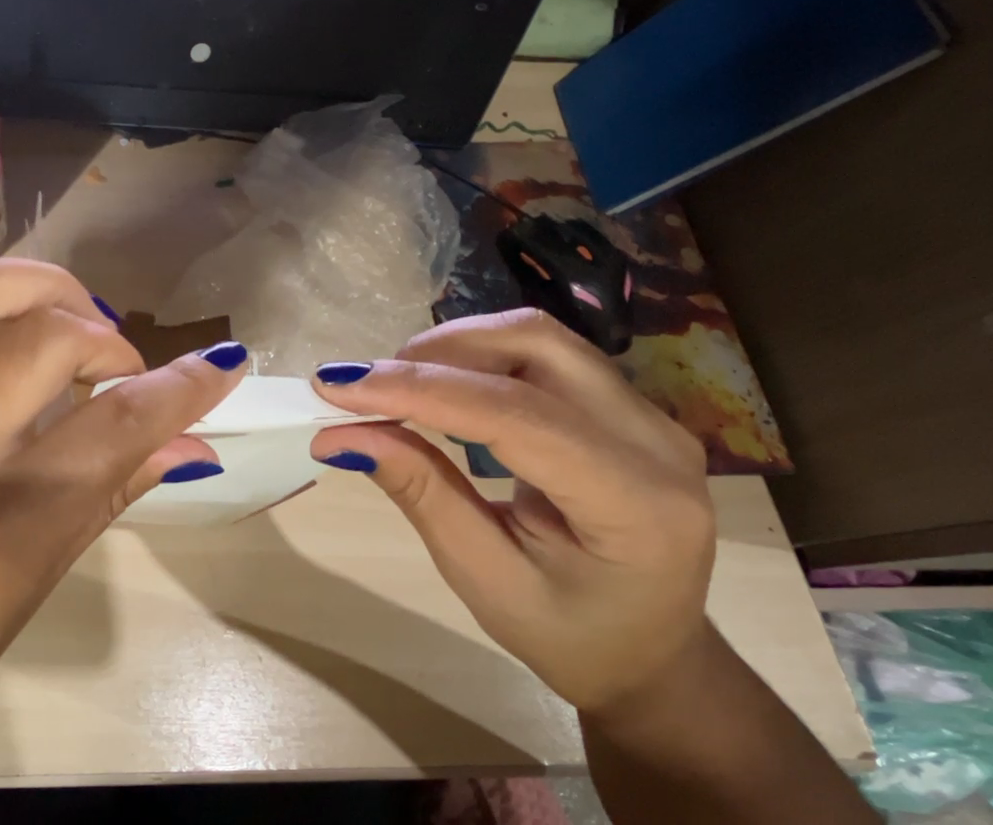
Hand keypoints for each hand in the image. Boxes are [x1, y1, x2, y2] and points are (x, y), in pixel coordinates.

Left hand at [0, 237, 243, 793]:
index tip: (219, 366)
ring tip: (60, 309)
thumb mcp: (29, 592)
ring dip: (32, 284)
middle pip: (47, 342)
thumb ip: (107, 499)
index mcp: (1, 524)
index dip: (184, 389)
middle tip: (115, 368)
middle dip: (106, 338)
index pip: (118, 427)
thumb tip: (189, 446)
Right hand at [307, 308, 713, 714]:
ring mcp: (648, 415)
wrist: (649, 654)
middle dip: (438, 352)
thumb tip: (341, 434)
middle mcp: (656, 441)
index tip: (336, 386)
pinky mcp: (626, 406)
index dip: (420, 391)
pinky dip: (477, 359)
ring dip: (456, 348)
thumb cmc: (569, 635)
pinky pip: (543, 355)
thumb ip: (422, 495)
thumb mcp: (485, 580)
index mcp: (637, 504)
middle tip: (368, 386)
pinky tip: (441, 389)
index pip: (516, 414)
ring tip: (398, 386)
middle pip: (536, 346)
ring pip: (538, 338)